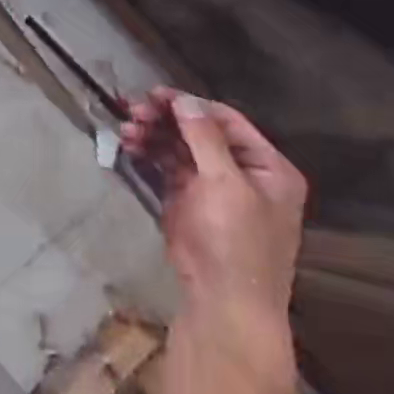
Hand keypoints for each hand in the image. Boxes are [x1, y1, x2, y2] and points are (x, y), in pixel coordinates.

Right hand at [122, 88, 306, 329]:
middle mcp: (242, 172)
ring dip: (153, 134)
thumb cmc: (235, 240)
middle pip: (199, 131)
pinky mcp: (187, 199)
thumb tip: (185, 100)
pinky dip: (149, 153)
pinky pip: (167, 166)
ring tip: (127, 130)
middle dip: (166, 119)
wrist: (222, 299)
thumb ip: (205, 138)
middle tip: (134, 110)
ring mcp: (213, 186)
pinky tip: (130, 145)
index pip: (226, 120)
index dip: (190, 105)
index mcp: (267, 167)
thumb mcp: (226, 184)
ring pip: (179, 147)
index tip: (154, 95)